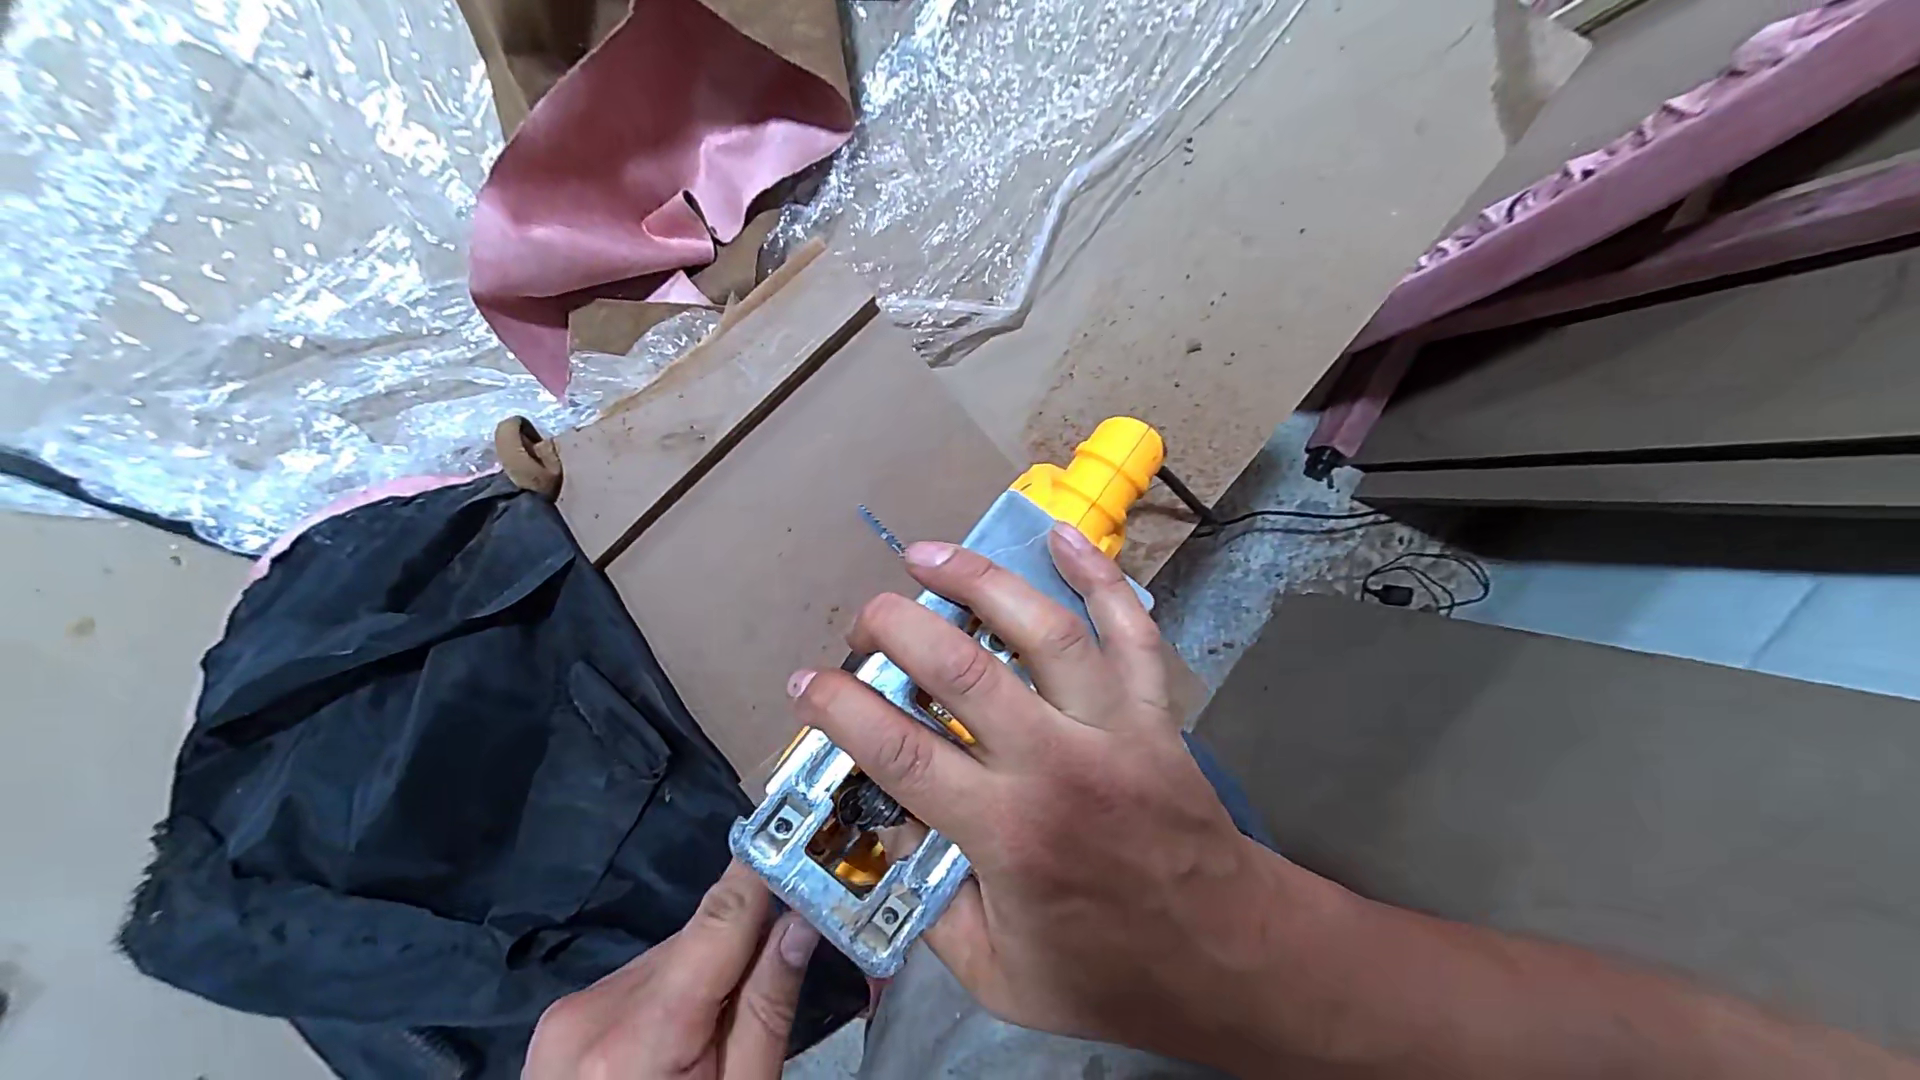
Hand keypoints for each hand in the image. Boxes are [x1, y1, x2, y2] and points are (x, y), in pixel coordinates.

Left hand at [524, 861, 820, 1079]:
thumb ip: (767, 1007)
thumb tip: (803, 920)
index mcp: (635, 1044)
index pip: (717, 919)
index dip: (761, 870)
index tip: (798, 830)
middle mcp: (588, 1012)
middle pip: (696, 938)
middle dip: (743, 943)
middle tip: (783, 961)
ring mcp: (564, 1017)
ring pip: (672, 955)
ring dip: (709, 968)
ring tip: (724, 1024)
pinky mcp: (558, 1022)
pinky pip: (642, 979)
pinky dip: (675, 989)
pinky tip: (684, 1033)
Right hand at [786, 523, 1313, 1064]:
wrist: (1225, 954)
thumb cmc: (1105, 970)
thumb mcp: (996, 972)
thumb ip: (931, 899)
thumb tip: (889, 821)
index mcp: (1011, 835)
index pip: (905, 754)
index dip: (845, 710)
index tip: (808, 682)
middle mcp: (1060, 765)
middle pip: (965, 672)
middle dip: (901, 629)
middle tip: (866, 618)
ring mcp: (1115, 726)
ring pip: (1045, 632)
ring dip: (981, 581)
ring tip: (930, 553)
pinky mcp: (1155, 710)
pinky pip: (1130, 630)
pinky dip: (1099, 578)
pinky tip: (1061, 536)